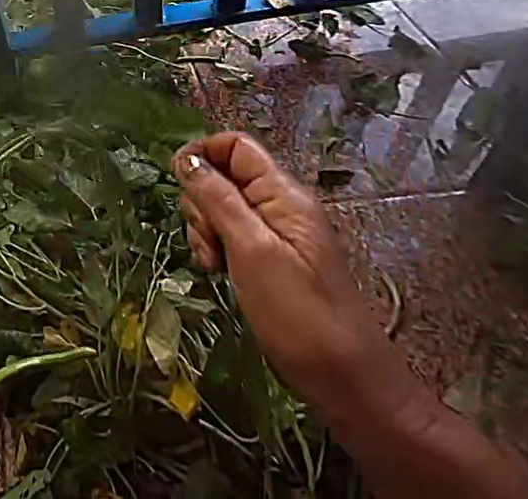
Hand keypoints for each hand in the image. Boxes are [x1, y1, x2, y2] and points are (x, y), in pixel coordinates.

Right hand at [174, 134, 527, 498]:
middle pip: (223, 175)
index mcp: (283, 193)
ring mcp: (274, 232)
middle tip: (208, 240)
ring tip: (212, 262)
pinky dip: (215, 247)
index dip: (203, 153)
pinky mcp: (268, 257)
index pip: (235, 145)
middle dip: (201, 201)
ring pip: (220, 206)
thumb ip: (219, 199)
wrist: (347, 382)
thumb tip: (186, 158)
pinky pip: (230, 234)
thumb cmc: (300, 315)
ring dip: (205, 228)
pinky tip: (216, 271)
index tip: (180, 184)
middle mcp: (278, 204)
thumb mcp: (252, 251)